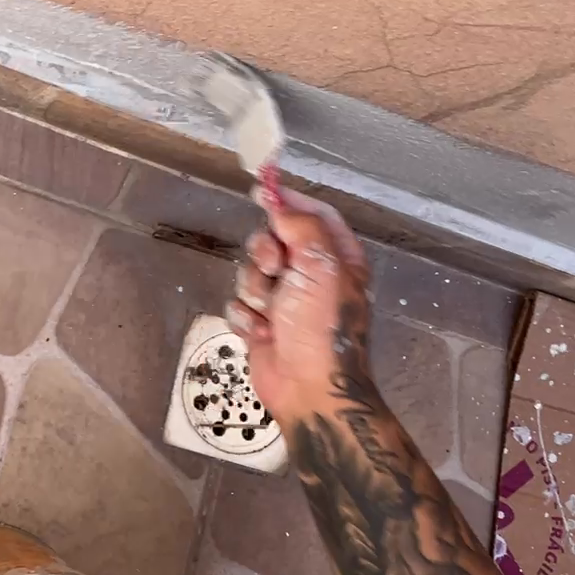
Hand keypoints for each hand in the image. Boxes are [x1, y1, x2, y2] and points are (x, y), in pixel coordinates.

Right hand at [226, 186, 369, 424]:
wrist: (308, 386)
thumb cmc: (322, 326)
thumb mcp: (320, 264)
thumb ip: (299, 223)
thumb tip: (276, 196)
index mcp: (337, 257)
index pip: (312, 214)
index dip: (287, 200)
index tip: (261, 188)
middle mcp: (310, 274)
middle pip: (272, 240)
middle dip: (264, 254)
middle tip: (275, 269)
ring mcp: (284, 299)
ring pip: (249, 272)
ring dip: (254, 290)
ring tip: (271, 313)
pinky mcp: (261, 321)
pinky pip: (238, 302)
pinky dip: (246, 316)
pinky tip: (261, 331)